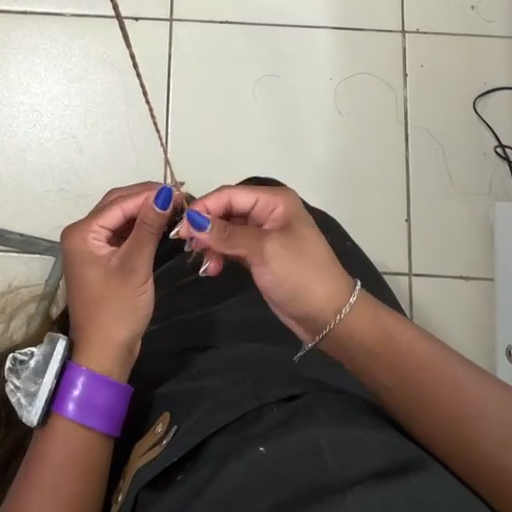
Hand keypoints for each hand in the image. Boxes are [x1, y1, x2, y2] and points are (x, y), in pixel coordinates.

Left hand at [58, 182, 177, 377]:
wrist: (105, 353)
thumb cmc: (117, 310)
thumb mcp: (135, 265)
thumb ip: (149, 226)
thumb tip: (166, 193)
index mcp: (82, 232)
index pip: (119, 202)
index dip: (150, 194)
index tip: (181, 190)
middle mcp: (82, 233)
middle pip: (118, 205)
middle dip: (148, 199)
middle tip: (181, 196)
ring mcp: (90, 246)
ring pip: (121, 218)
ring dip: (146, 212)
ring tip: (176, 207)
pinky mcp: (101, 258)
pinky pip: (122, 234)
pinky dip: (141, 228)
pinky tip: (161, 225)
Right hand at [182, 184, 355, 342]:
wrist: (329, 316)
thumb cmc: (300, 274)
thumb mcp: (263, 250)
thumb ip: (226, 234)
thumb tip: (192, 222)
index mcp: (274, 201)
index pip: (228, 194)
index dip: (203, 208)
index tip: (181, 228)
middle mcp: (267, 212)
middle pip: (225, 210)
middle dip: (205, 227)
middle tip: (187, 247)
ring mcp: (263, 234)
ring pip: (225, 230)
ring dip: (211, 244)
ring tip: (204, 264)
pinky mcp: (259, 255)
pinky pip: (231, 247)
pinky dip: (219, 255)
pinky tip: (213, 269)